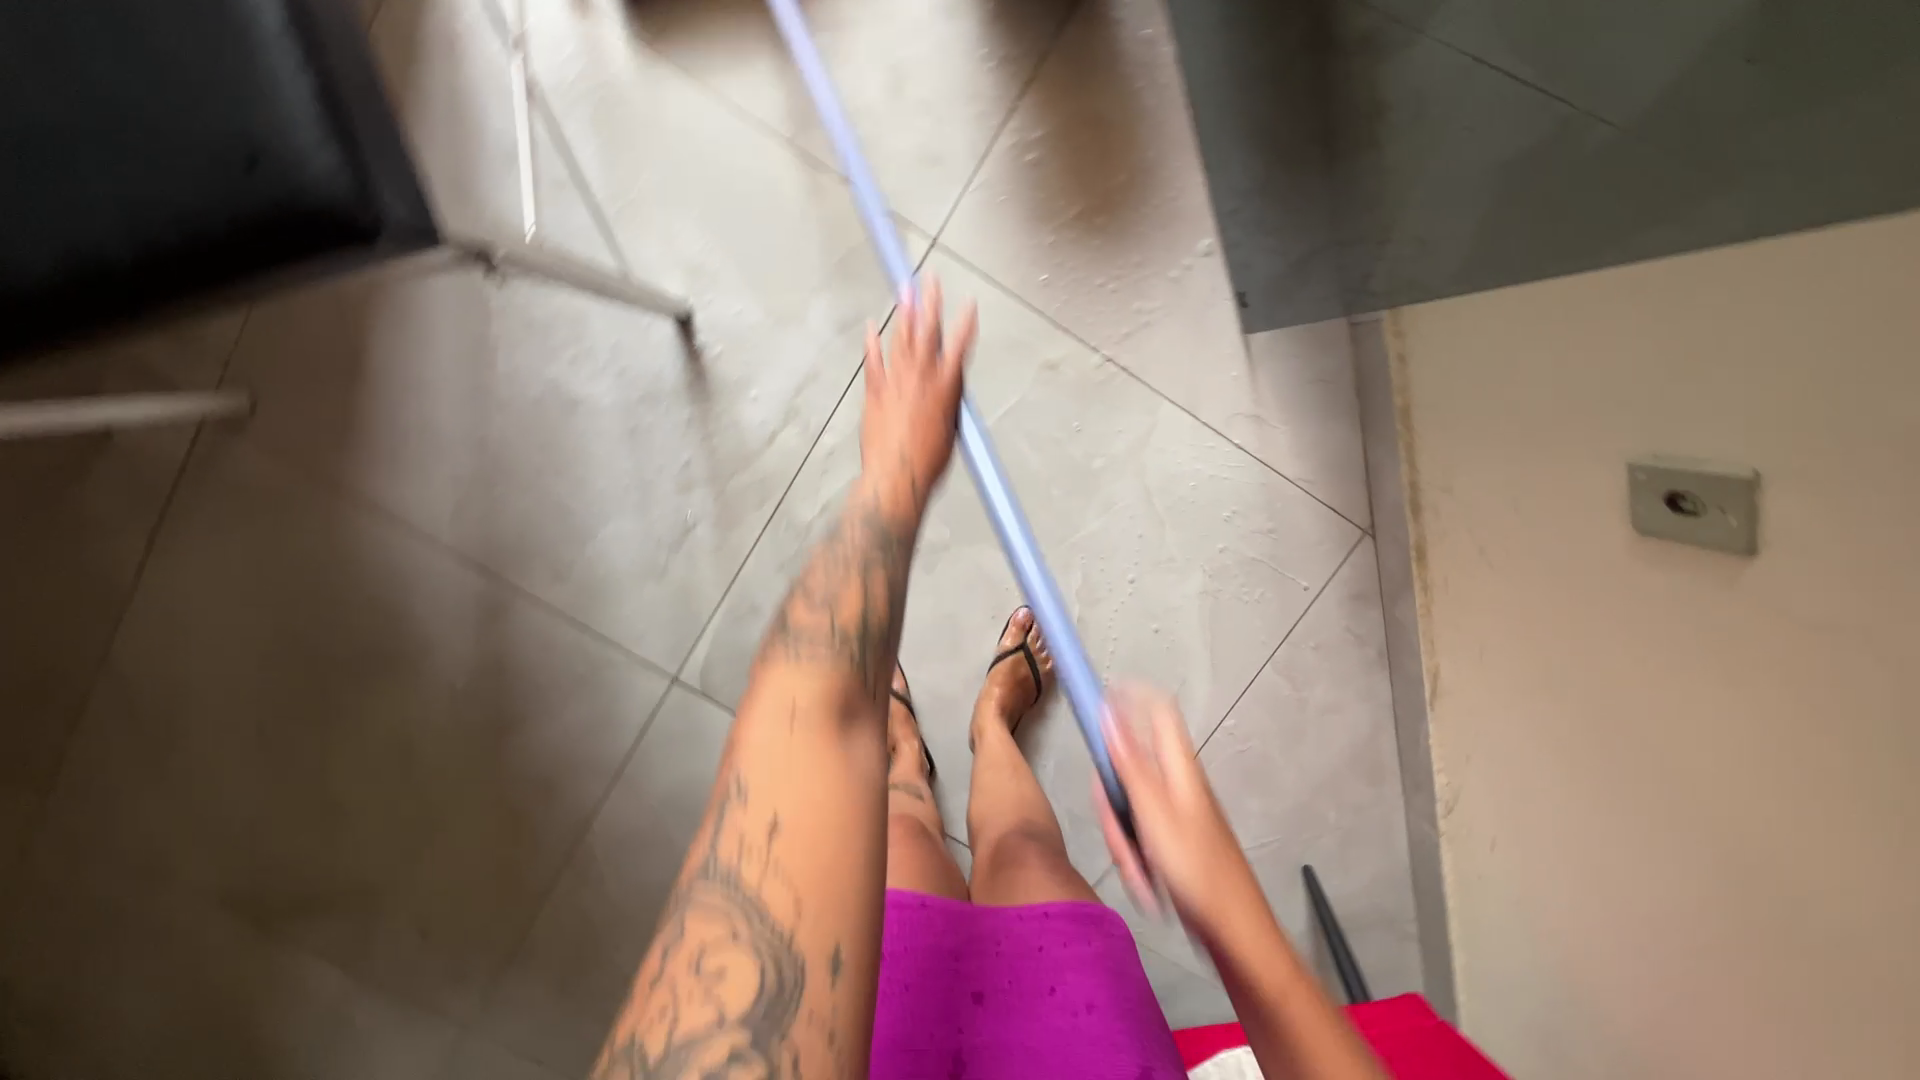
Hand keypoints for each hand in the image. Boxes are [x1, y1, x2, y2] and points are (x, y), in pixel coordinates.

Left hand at [860, 276, 974, 503]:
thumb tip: (949, 391)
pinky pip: (873, 360)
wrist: (896, 476)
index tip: (969, 304)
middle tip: (930, 279)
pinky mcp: (875, 392)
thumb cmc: (928, 461)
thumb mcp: (951, 430)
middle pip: (928, 332)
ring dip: (905, 312)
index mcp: (945, 388)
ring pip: (902, 339)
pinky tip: (873, 324)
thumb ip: (950, 403)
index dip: (965, 323)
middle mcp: (921, 379)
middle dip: (931, 302)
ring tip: (906, 289)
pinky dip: (872, 341)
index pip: (959, 346)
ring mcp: (896, 382)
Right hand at [1095, 683, 1260, 940]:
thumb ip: (1128, 760)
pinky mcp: (1172, 842)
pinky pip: (1138, 837)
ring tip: (1139, 868)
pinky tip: (1148, 881)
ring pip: (1128, 807)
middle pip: (1129, 769)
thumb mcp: (1153, 811)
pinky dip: (1135, 857)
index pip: (1157, 710)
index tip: (1098, 702)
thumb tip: (1109, 709)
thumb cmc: (1196, 868)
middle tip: (1119, 833)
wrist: (1233, 929)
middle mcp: (1177, 785)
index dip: (1131, 697)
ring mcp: (1175, 815)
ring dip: (1124, 839)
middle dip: (1113, 803)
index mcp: (1179, 768)